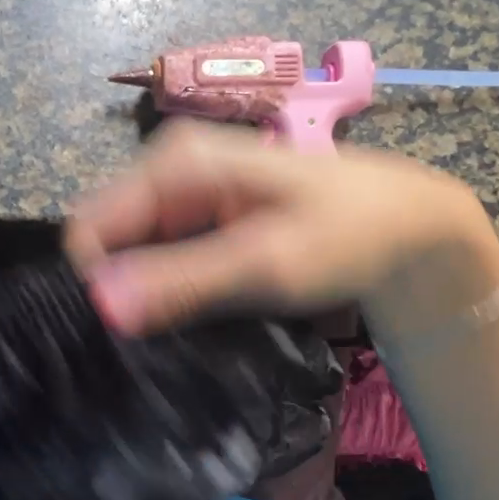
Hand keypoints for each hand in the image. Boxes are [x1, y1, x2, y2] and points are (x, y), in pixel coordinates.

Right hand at [68, 121, 498, 336]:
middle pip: (104, 240)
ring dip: (137, 295)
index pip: (91, 227)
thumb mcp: (264, 264)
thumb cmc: (347, 235)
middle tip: (150, 335)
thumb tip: (100, 305)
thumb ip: (181, 283)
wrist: (408, 229)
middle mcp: (166, 171)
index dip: (96, 282)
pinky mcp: (192, 218)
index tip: (119, 331)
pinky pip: (151, 259)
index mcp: (175, 164)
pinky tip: (181, 313)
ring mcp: (179, 195)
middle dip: (116, 289)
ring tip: (168, 329)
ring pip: (124, 254)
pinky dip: (158, 290)